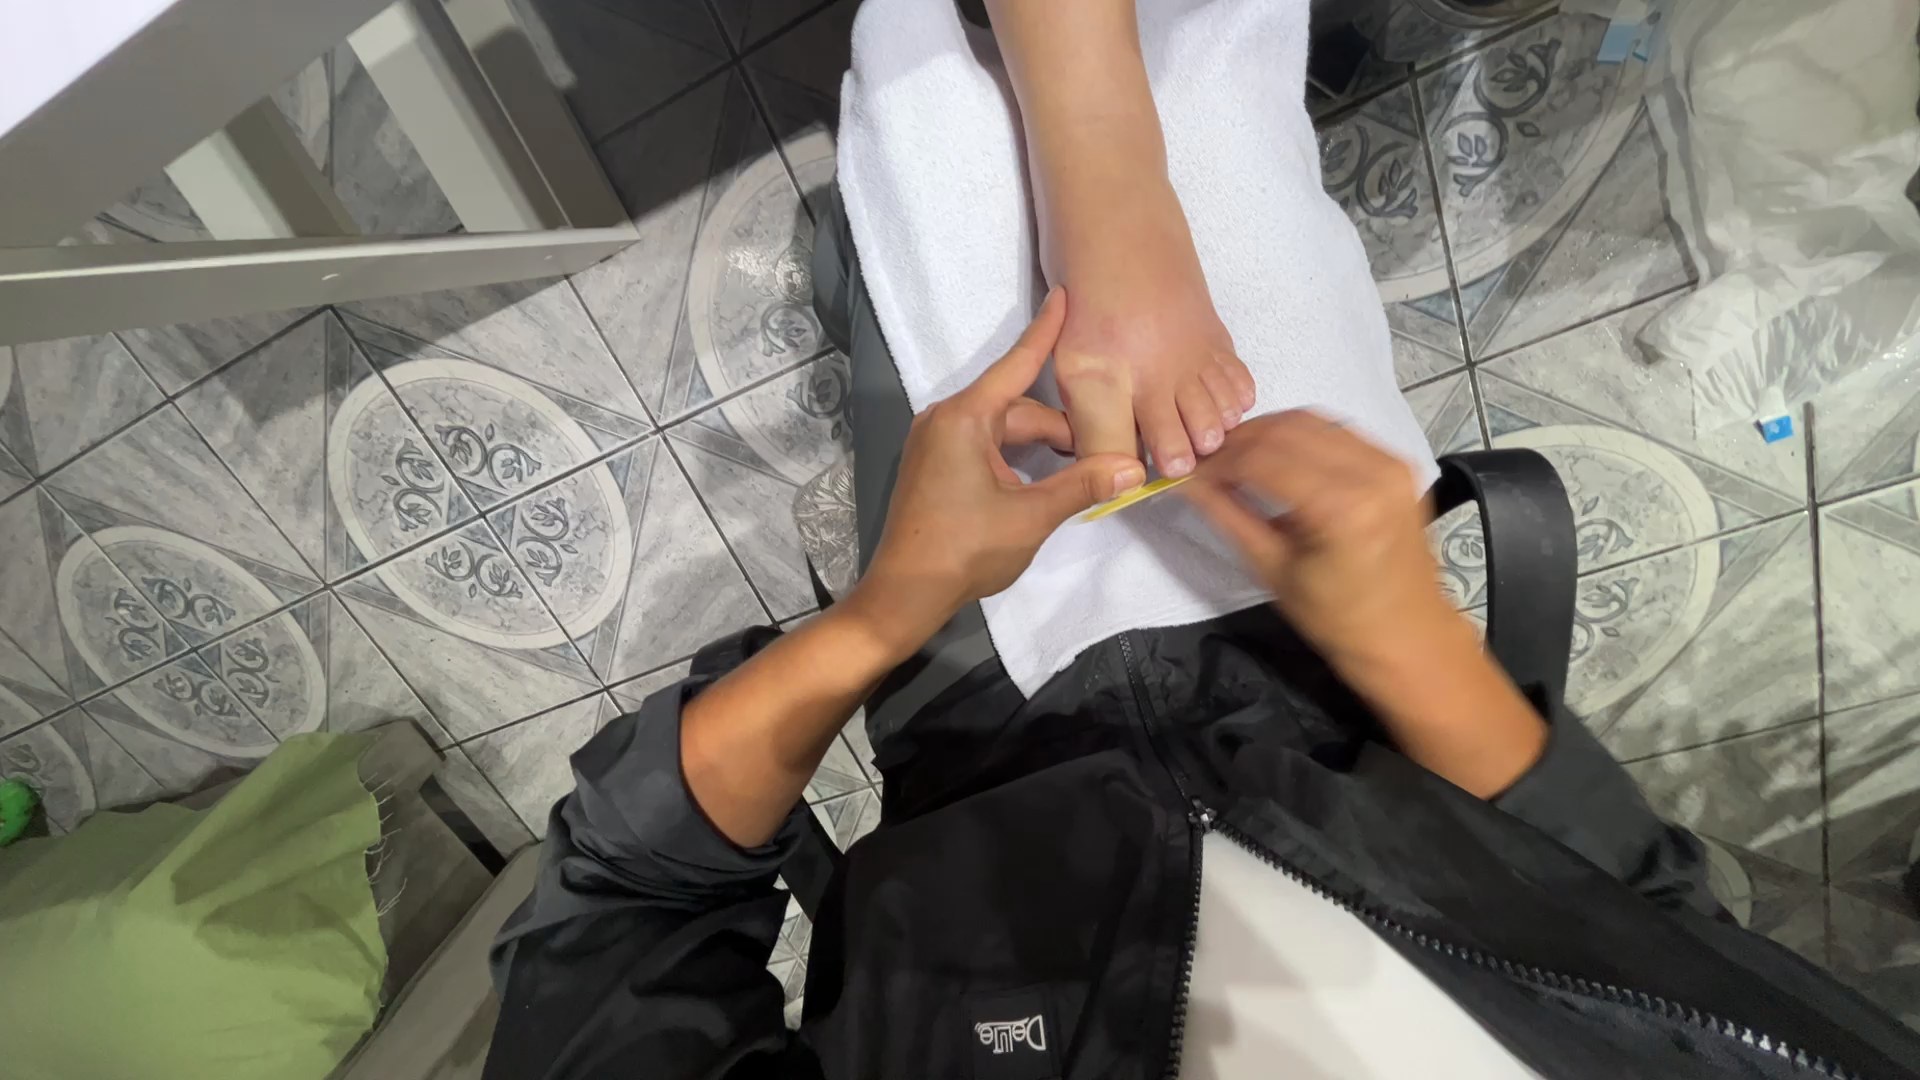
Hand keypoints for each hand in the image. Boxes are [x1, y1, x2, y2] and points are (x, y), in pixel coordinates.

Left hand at [856, 289, 1146, 637]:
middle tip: (1104, 458)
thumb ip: (1082, 486)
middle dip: (1061, 432)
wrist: (905, 591)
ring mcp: (936, 443)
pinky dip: (1015, 459)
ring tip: (1081, 472)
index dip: (1046, 333)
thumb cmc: (965, 549)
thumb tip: (1134, 468)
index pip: (1016, 365)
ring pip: (1003, 432)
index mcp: (964, 419)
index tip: (1064, 295)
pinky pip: (984, 447)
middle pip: (1018, 411)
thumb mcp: (1031, 516)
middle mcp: (946, 420)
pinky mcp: (934, 466)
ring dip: (1040, 449)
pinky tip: (1040, 482)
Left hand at [1051, 190, 1256, 478]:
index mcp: (1146, 393)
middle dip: (1194, 452)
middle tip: (1187, 459)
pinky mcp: (1213, 330)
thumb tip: (1113, 475)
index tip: (1163, 477)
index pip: (1163, 450)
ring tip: (1204, 434)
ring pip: (1224, 408)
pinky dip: (1235, 396)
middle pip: (1201, 433)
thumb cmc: (1088, 304)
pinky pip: (1237, 376)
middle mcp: (1184, 379)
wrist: (1119, 225)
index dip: (1162, 468)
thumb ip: (1098, 426)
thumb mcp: (1078, 371)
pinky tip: (1223, 404)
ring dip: (1216, 426)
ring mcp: (1204, 353)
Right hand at [1180, 411, 1456, 680]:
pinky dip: (1297, 435)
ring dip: (1265, 432)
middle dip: (1237, 441)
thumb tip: (1188, 481)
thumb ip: (1227, 515)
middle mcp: (1372, 472)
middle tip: (1205, 460)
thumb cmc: (1336, 617)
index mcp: (1341, 507)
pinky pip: (1335, 430)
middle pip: (1285, 429)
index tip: (1188, 470)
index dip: (1217, 461)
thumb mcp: (1270, 568)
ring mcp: (1390, 462)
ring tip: (1234, 457)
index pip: (1260, 459)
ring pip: (1309, 420)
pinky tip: (1273, 456)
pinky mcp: (1396, 462)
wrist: (1407, 633)